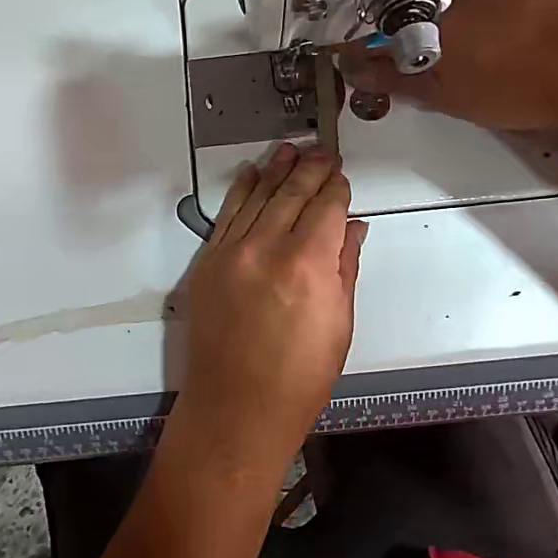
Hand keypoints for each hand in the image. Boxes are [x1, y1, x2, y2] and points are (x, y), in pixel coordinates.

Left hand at [173, 144, 367, 477]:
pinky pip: (226, 216)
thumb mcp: (339, 324)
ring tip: (289, 149)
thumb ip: (345, 268)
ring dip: (276, 170)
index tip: (343, 177)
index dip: (337, 188)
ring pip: (257, 197)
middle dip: (311, 168)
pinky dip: (241, 191)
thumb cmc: (299, 379)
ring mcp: (230, 254)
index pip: (326, 207)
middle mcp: (266, 249)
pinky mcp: (206, 264)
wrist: (236, 408)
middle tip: (323, 150)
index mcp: (308, 265)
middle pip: (292, 193)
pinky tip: (252, 174)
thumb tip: (351, 229)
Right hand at [341, 0, 557, 131]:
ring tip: (486, 73)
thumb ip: (400, 82)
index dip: (376, 50)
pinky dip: (496, 27)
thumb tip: (364, 74)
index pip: (393, 30)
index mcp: (443, 12)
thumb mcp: (451, 95)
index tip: (361, 61)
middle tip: (437, 79)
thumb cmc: (528, 83)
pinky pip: (501, 5)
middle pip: (431, 17)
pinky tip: (512, 56)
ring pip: (468, 9)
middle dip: (426, 45)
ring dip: (464, 35)